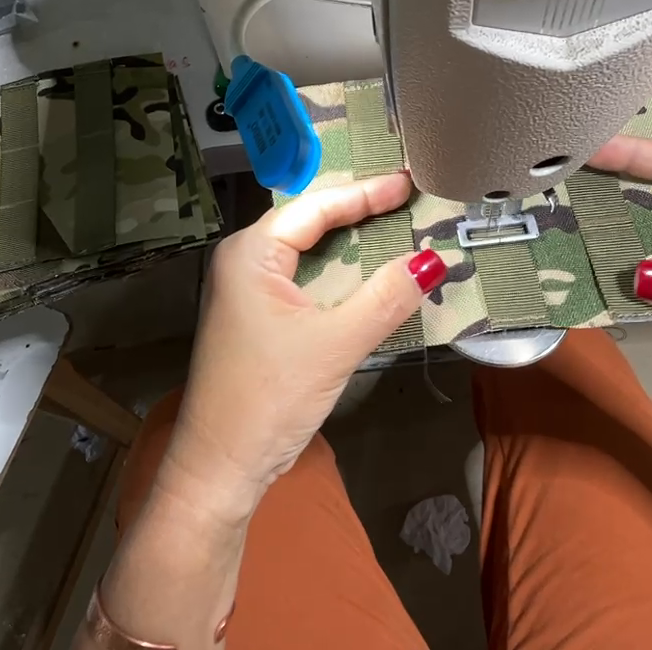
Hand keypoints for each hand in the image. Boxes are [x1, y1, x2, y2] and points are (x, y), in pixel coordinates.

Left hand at [157, 171, 445, 524]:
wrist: (218, 469)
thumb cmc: (269, 397)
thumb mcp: (335, 344)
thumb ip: (385, 298)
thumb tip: (432, 259)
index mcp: (250, 252)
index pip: (315, 206)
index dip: (365, 193)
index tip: (408, 182)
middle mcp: (244, 260)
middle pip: (309, 222)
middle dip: (358, 211)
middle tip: (408, 198)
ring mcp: (247, 290)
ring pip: (308, 252)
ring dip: (351, 244)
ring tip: (398, 226)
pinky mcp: (257, 317)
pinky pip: (304, 279)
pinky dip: (339, 274)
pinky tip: (369, 275)